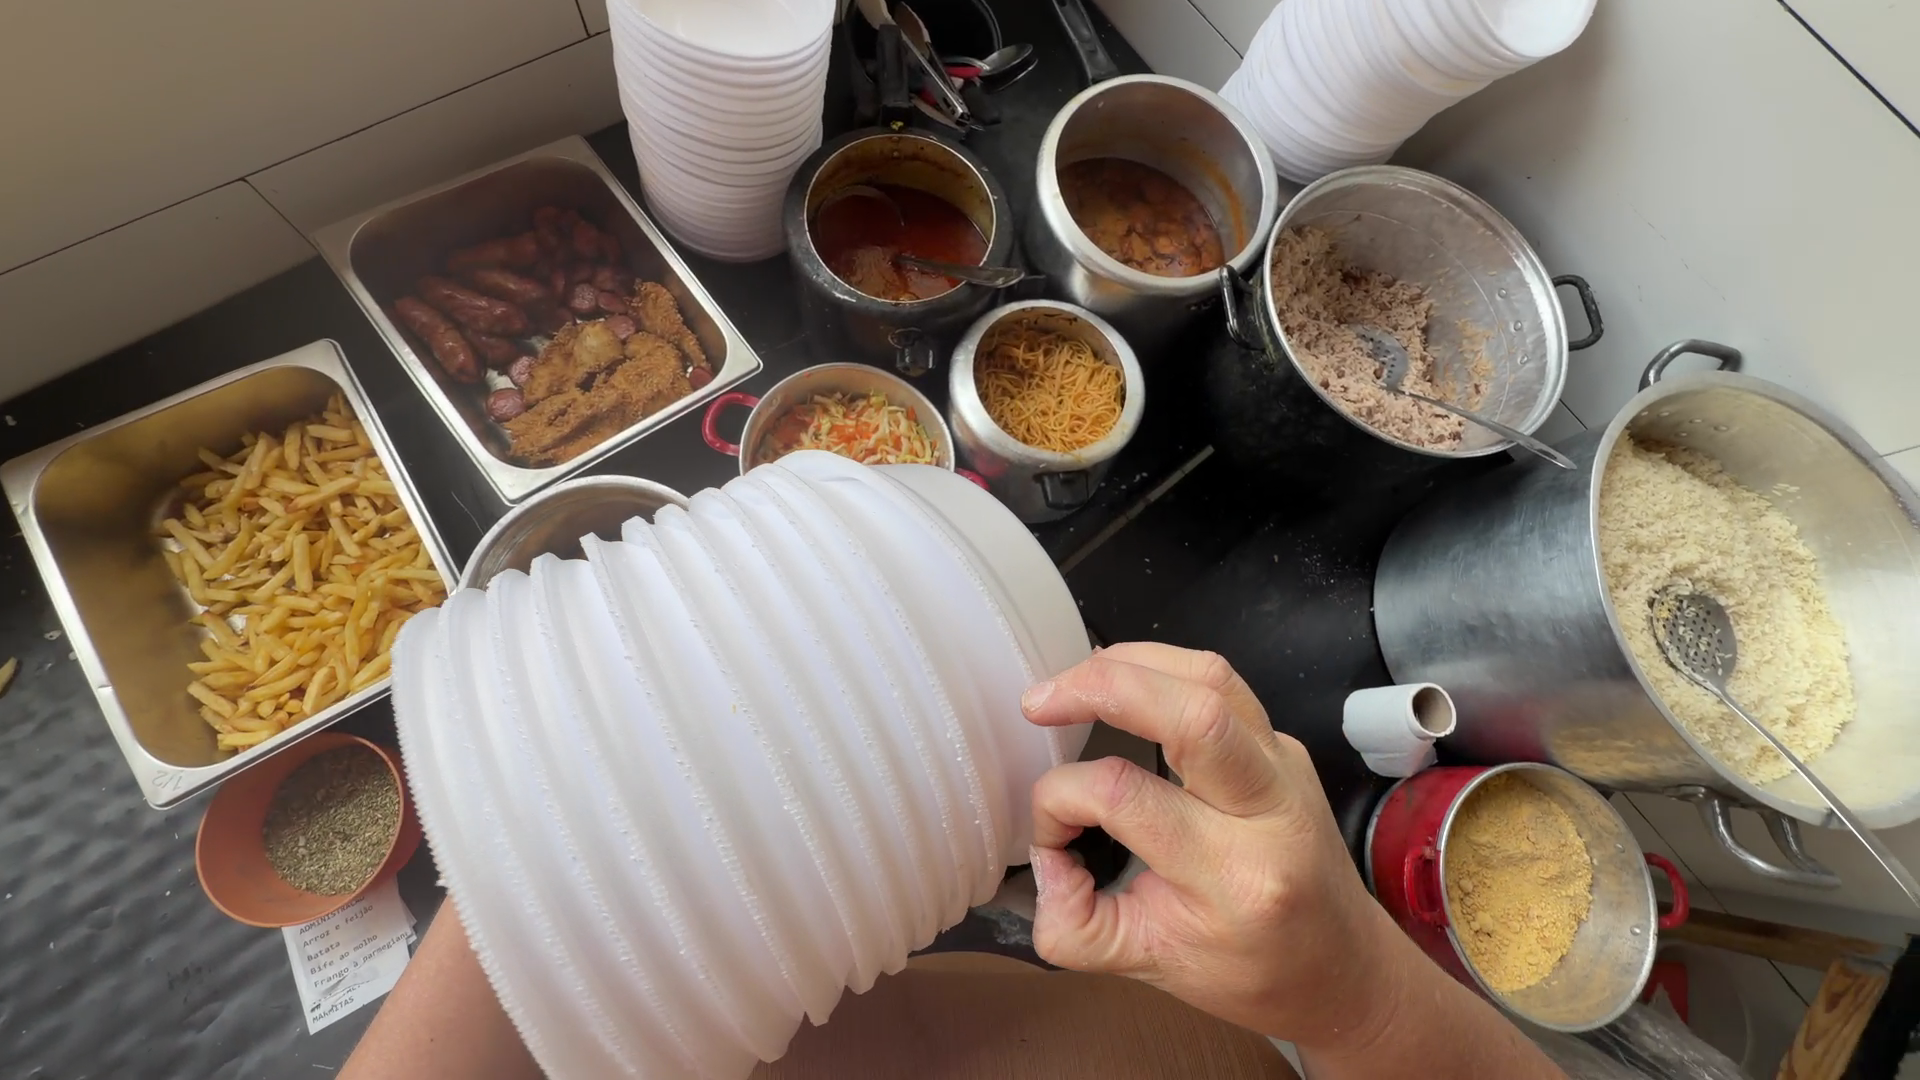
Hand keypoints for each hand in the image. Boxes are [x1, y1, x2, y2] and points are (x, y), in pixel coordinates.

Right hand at [1021, 643, 1409, 1052]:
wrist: (1345, 968)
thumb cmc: (1251, 972)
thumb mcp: (1152, 968)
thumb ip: (1077, 926)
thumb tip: (1042, 858)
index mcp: (1237, 877)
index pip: (1125, 796)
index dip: (1059, 800)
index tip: (1048, 833)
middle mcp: (1272, 809)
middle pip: (1193, 714)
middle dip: (1100, 688)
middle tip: (1039, 702)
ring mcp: (1285, 764)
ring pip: (1210, 677)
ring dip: (1129, 662)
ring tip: (1073, 681)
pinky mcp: (1282, 742)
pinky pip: (1218, 681)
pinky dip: (1157, 666)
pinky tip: (1120, 682)